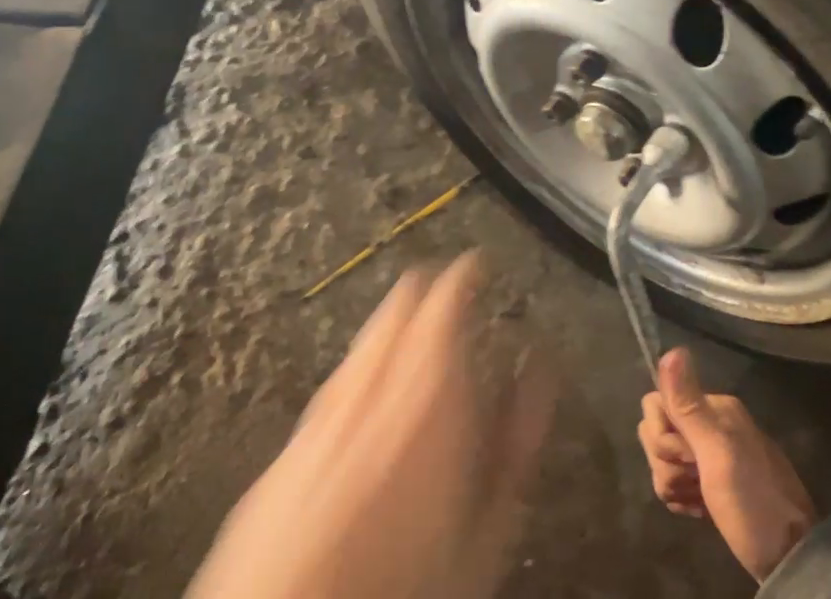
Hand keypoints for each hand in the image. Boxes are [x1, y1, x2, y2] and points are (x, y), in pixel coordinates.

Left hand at [188, 253, 555, 598]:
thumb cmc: (412, 576)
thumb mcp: (490, 517)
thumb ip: (518, 432)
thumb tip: (539, 368)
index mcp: (429, 392)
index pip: (446, 301)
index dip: (464, 274)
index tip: (479, 264)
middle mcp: (372, 384)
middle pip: (398, 309)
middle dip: (426, 290)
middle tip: (450, 289)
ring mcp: (324, 411)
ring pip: (364, 341)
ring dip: (392, 323)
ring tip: (413, 324)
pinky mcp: (290, 443)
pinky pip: (336, 381)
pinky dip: (362, 366)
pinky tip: (368, 389)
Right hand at [637, 348, 817, 580]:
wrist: (786, 556)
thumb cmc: (753, 502)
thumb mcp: (718, 454)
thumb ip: (690, 406)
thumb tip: (672, 350)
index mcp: (715, 408)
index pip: (657, 402)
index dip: (661, 434)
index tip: (687, 457)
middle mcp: (711, 424)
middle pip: (657, 430)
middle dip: (665, 462)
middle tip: (696, 480)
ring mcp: (710, 453)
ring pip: (663, 458)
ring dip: (673, 483)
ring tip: (699, 500)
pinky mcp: (708, 480)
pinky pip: (674, 479)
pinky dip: (681, 497)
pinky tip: (699, 509)